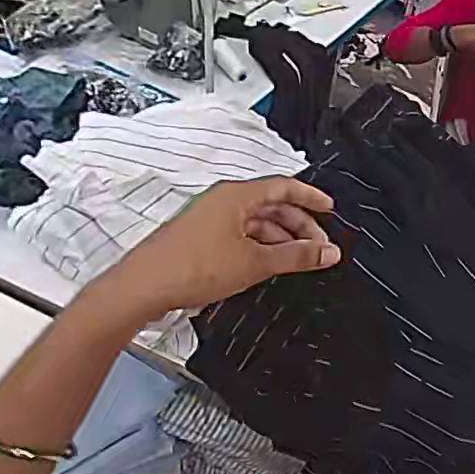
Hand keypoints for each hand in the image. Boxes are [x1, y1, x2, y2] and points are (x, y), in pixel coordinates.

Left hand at [84, 177, 338, 321]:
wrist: (145, 286)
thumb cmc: (191, 267)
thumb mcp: (256, 263)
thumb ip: (297, 256)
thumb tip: (327, 252)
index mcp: (236, 196)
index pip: (284, 187)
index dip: (310, 197)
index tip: (329, 209)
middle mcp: (223, 201)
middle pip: (272, 205)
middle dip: (299, 225)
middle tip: (319, 247)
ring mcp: (210, 219)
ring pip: (256, 222)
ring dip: (280, 238)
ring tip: (298, 260)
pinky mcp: (201, 238)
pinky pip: (241, 235)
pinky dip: (260, 246)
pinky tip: (269, 264)